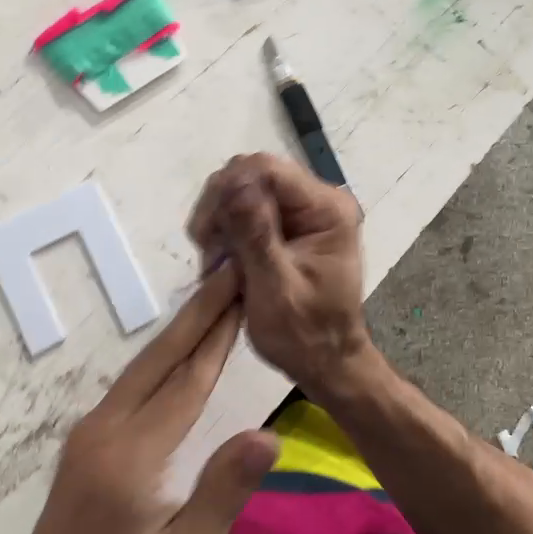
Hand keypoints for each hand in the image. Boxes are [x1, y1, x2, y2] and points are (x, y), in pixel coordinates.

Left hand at [0, 264, 280, 533]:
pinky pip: (130, 386)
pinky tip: (177, 353)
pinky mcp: (85, 443)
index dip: (217, 336)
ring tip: (211, 300)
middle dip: (197, 313)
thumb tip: (267, 434)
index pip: (185, 382)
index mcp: (131, 455)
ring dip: (179, 332)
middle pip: (158, 359)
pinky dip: (161, 359)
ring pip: (141, 368)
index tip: (241, 293)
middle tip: (228, 273)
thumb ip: (221, 496)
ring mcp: (89, 433)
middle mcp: (104, 429)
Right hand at [188, 153, 372, 401]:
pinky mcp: (287, 222)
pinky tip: (223, 259)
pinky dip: (226, 229)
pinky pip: (244, 208)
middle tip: (208, 251)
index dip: (228, 191)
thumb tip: (234, 182)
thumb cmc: (305, 335)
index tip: (206, 232)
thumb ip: (255, 235)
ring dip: (219, 220)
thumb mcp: (275, 289)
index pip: (266, 169)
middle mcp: (317, 199)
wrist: (325, 364)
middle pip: (250, 173)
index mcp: (327, 208)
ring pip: (242, 188)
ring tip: (214, 261)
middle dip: (220, 207)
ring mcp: (302, 209)